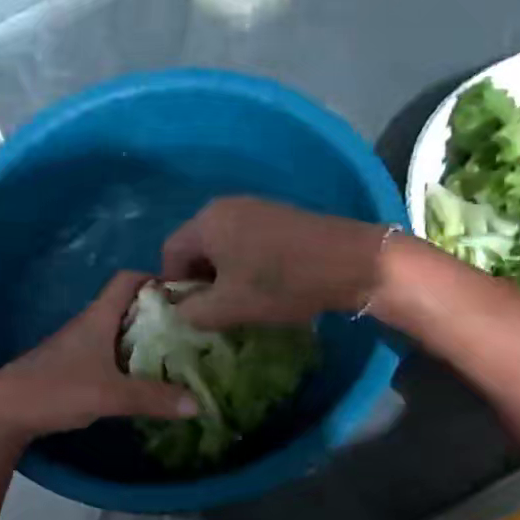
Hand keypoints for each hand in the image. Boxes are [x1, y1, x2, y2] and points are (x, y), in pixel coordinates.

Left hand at [0, 271, 199, 439]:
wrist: (4, 411)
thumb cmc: (56, 390)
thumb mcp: (110, 395)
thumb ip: (153, 398)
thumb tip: (199, 403)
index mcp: (98, 318)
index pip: (129, 280)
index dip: (157, 279)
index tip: (185, 295)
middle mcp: (90, 325)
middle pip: (129, 305)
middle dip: (158, 312)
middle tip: (190, 329)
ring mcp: (79, 346)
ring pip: (119, 331)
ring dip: (144, 337)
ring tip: (175, 354)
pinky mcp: (73, 366)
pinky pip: (109, 353)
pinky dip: (130, 358)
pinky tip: (143, 378)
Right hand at [160, 196, 390, 328]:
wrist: (349, 262)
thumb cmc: (281, 283)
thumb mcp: (229, 307)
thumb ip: (193, 312)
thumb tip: (180, 312)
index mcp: (206, 223)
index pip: (170, 253)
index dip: (172, 286)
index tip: (189, 312)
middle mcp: (225, 206)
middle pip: (195, 246)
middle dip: (199, 280)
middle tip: (214, 310)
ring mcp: (254, 207)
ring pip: (222, 245)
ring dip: (223, 274)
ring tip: (241, 301)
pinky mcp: (278, 216)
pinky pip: (245, 240)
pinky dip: (245, 263)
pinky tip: (264, 284)